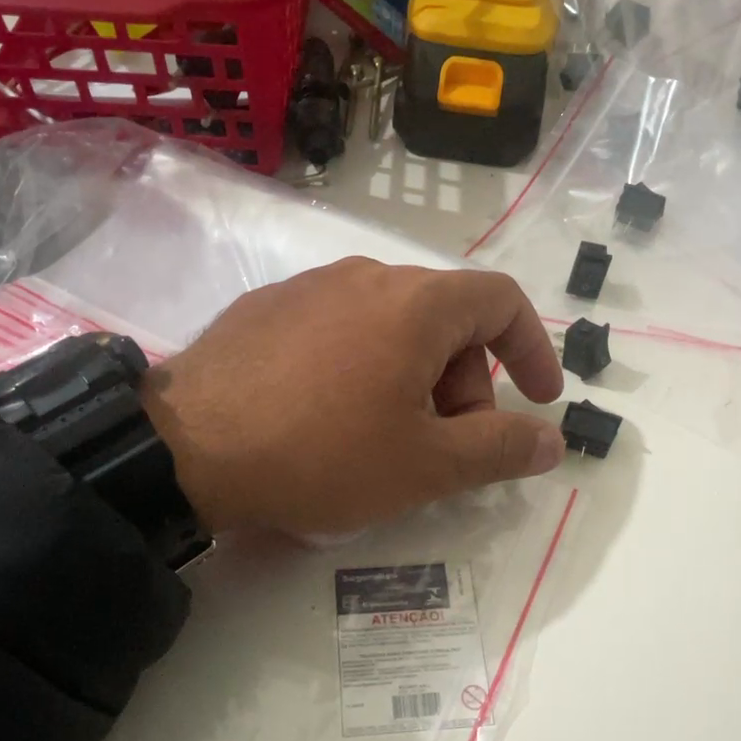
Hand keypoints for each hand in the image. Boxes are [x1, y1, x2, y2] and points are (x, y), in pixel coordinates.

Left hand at [139, 258, 566, 536]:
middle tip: (446, 446)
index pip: (502, 302)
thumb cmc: (323, 455)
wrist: (188, 449)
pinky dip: (361, 368)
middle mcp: (365, 275)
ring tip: (385, 439)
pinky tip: (329, 419)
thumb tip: (552, 440)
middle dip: (465, 383)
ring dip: (413, 378)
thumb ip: (499, 450)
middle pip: (445, 318)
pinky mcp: (265, 309)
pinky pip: (339, 330)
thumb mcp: (425, 465)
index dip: (532, 350)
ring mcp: (308, 287)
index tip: (538, 400)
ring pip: (390, 325)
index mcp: (416, 303)